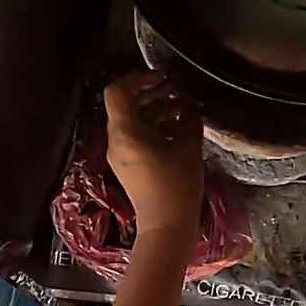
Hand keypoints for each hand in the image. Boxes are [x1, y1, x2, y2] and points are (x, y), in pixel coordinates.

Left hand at [103, 71, 202, 239]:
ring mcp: (117, 156)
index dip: (137, 78)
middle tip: (175, 94)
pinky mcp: (125, 168)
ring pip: (129, 124)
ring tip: (180, 114)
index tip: (161, 79)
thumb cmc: (178, 187)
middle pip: (124, 106)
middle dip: (150, 96)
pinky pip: (132, 140)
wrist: (166, 227)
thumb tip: (189, 104)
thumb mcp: (189, 147)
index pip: (118, 91)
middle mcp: (115, 142)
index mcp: (126, 133)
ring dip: (152, 113)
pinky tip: (174, 134)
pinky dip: (150, 131)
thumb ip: (189, 118)